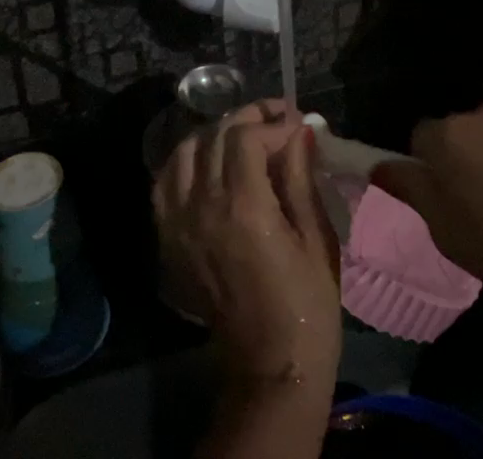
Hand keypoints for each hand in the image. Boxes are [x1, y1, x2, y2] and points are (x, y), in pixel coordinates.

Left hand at [153, 100, 341, 387]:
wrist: (269, 363)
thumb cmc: (307, 304)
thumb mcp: (317, 238)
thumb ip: (300, 178)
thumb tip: (300, 130)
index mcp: (244, 207)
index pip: (245, 137)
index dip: (273, 122)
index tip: (297, 125)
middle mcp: (202, 206)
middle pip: (212, 137)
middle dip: (245, 120)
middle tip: (274, 119)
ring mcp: (178, 222)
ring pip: (182, 153)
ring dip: (212, 136)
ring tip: (241, 138)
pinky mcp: (168, 239)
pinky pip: (165, 183)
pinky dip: (185, 164)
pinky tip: (208, 165)